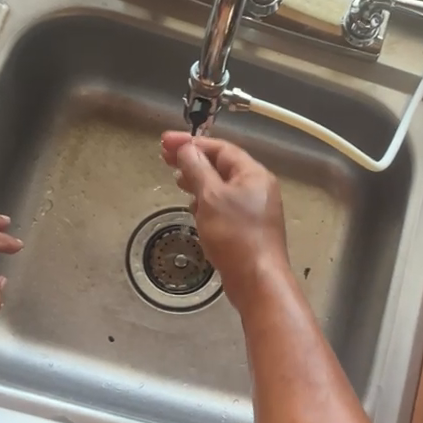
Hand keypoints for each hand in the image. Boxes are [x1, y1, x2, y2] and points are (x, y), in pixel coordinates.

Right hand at [161, 131, 288, 297]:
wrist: (257, 280)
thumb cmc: (235, 236)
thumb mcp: (211, 197)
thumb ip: (197, 170)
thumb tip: (186, 149)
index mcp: (253, 174)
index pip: (220, 148)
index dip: (191, 143)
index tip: (165, 142)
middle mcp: (257, 187)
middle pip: (222, 165)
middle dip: (193, 160)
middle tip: (165, 158)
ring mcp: (255, 208)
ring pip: (222, 186)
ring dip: (199, 180)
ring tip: (177, 180)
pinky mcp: (248, 227)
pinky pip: (225, 205)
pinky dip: (207, 201)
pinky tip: (193, 208)